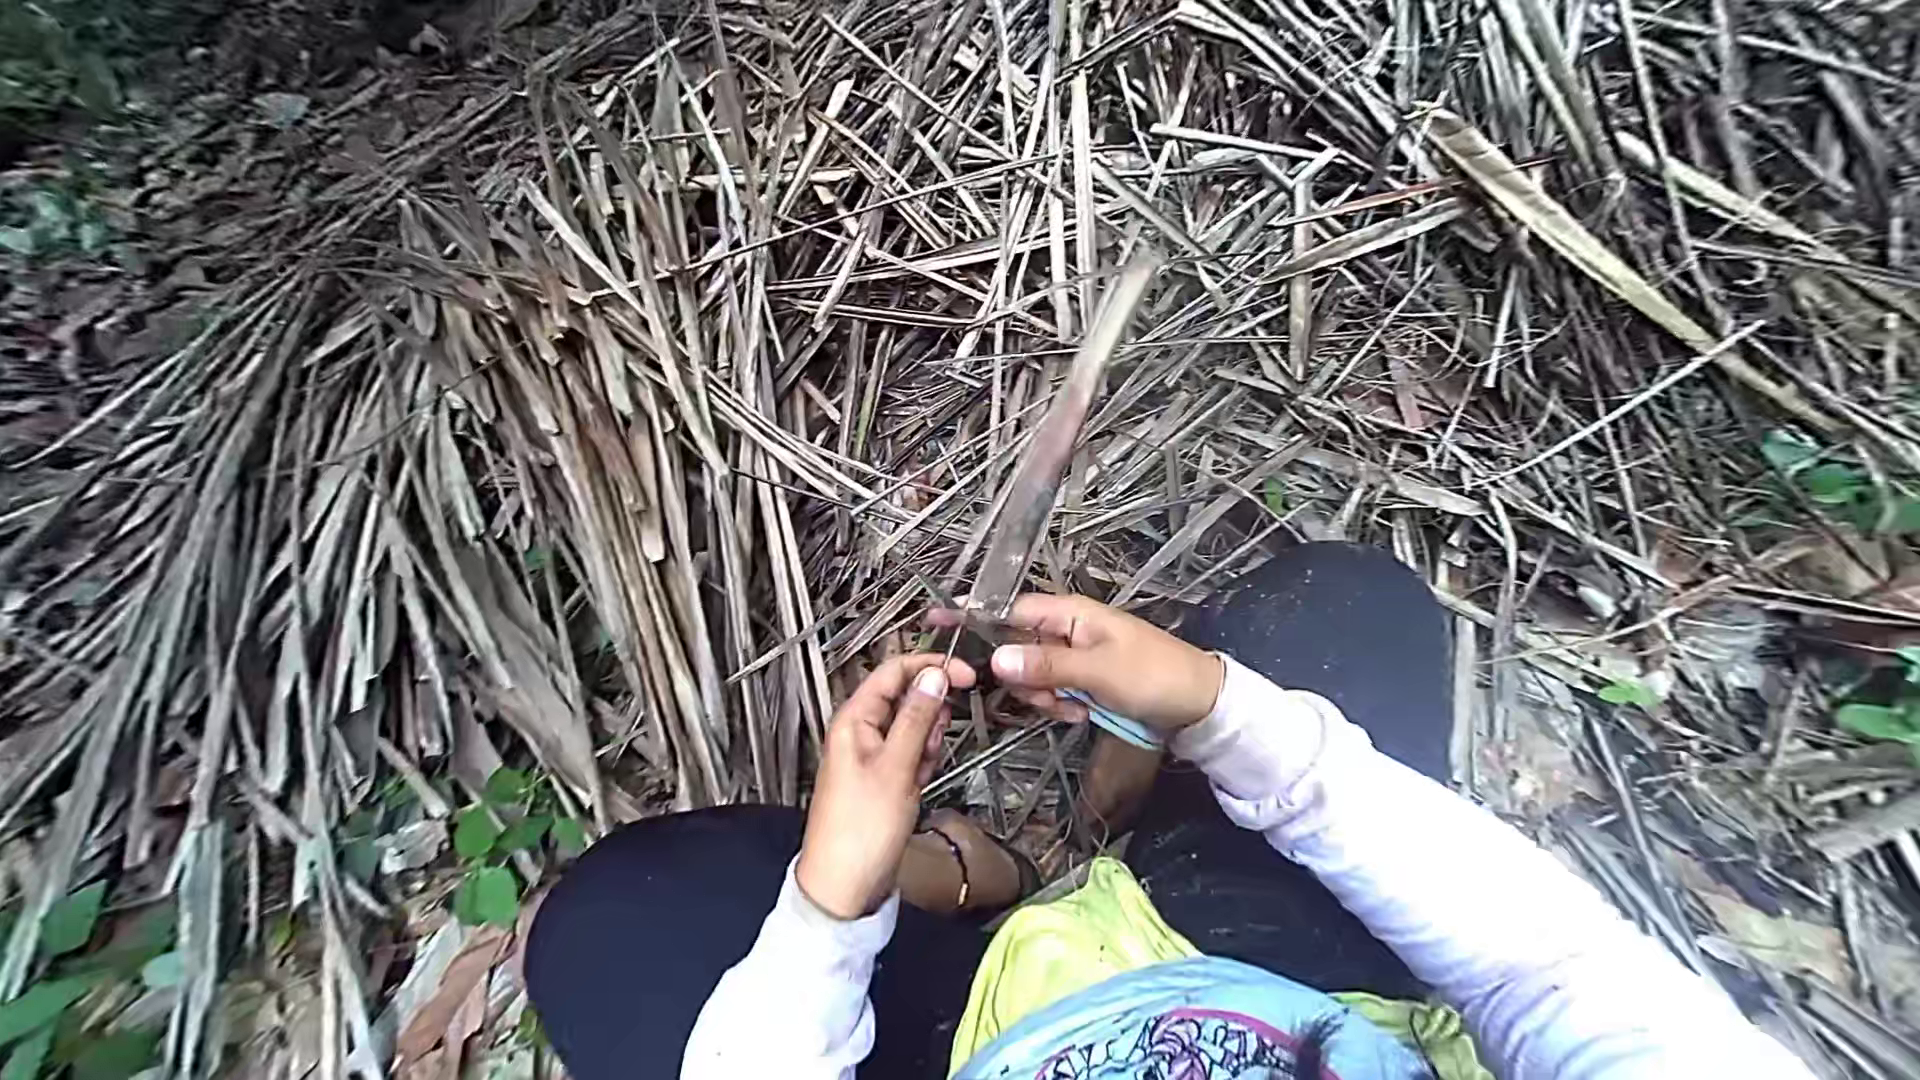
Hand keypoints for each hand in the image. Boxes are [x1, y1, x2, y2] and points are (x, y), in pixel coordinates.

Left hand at [795, 654, 975, 919]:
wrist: (846, 887)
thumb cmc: (858, 831)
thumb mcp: (896, 766)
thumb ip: (917, 717)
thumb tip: (934, 676)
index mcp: (855, 718)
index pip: (895, 670)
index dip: (931, 667)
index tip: (963, 674)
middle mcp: (861, 729)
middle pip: (908, 697)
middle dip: (929, 717)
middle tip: (929, 744)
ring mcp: (873, 752)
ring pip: (914, 725)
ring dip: (926, 743)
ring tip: (918, 771)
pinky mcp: (884, 773)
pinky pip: (912, 751)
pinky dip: (921, 763)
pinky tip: (916, 783)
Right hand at [948, 594, 1223, 731]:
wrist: (1200, 704)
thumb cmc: (1153, 675)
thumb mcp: (1099, 671)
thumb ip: (1047, 665)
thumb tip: (997, 659)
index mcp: (1070, 613)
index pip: (1010, 608)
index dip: (974, 615)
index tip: (936, 621)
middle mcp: (1065, 629)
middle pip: (1016, 648)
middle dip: (1024, 677)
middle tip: (1052, 698)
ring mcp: (1073, 655)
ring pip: (1031, 673)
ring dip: (1045, 696)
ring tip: (1076, 708)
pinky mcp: (1081, 678)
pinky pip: (1051, 689)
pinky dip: (1060, 704)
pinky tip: (1083, 713)